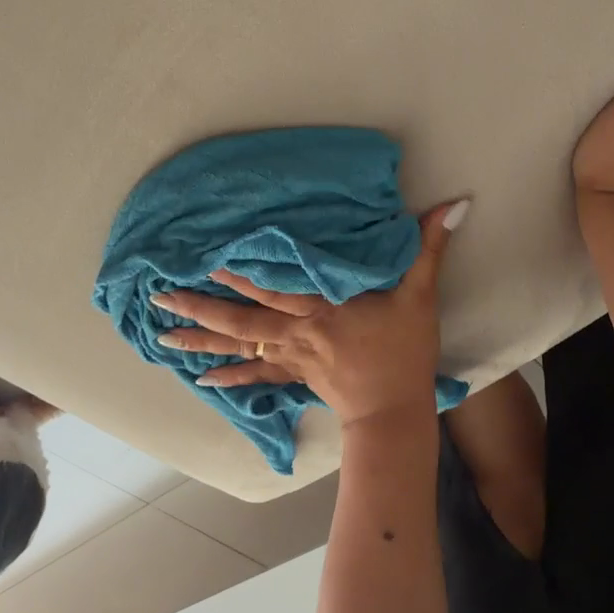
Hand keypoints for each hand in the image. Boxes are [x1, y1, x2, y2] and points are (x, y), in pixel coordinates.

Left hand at [150, 201, 467, 427]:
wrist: (394, 409)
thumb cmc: (404, 351)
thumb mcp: (420, 295)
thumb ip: (429, 247)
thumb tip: (455, 203)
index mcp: (320, 307)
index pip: (272, 288)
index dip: (238, 275)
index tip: (203, 260)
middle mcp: (296, 331)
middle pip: (240, 320)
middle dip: (198, 308)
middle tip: (159, 298)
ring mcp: (290, 357)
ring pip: (238, 348)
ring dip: (199, 342)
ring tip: (162, 337)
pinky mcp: (293, 376)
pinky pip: (256, 376)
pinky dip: (228, 377)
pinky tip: (200, 379)